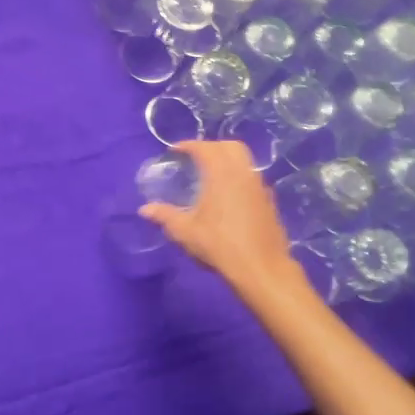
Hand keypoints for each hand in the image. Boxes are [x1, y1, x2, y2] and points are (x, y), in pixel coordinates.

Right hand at [139, 140, 306, 300]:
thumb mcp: (185, 232)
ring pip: (245, 162)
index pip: (206, 148)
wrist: (262, 269)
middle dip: (211, 147)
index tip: (175, 150)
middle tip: (195, 158)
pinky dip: (237, 177)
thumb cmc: (220, 246)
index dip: (189, 145)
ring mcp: (259, 188)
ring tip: (210, 176)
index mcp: (222, 175)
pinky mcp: (268, 202)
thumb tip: (145, 210)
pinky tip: (227, 197)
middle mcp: (243, 175)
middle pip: (230, 147)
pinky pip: (251, 178)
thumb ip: (165, 216)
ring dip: (227, 161)